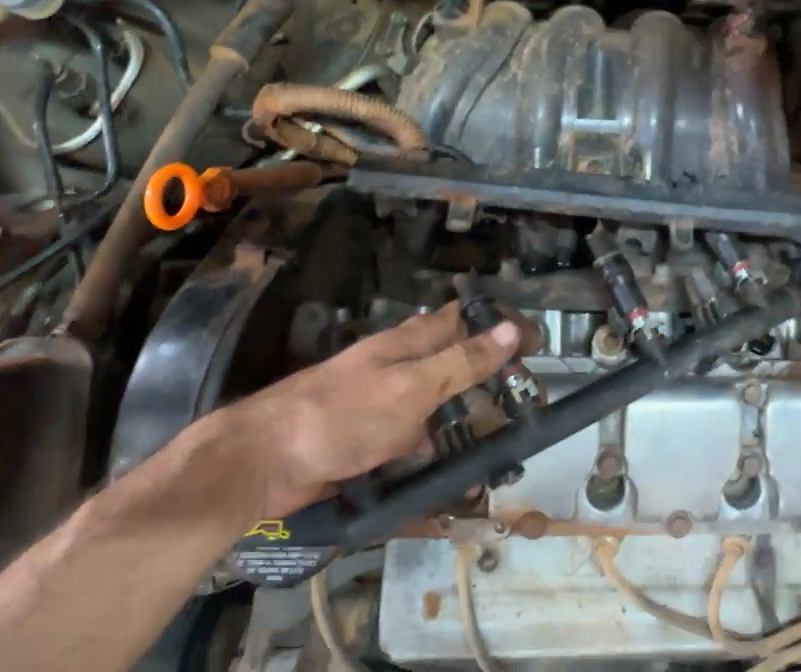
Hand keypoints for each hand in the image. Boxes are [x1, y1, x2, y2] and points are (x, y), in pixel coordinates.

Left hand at [225, 304, 519, 517]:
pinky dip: (437, 456)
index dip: (501, 325)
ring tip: (501, 447)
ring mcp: (383, 408)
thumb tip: (511, 327)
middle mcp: (398, 369)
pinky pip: (414, 446)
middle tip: (527, 405)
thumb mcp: (412, 387)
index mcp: (409, 343)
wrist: (263, 464)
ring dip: (467, 422)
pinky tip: (454, 480)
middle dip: (491, 380)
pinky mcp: (368, 444)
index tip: (537, 345)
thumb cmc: (342, 415)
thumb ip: (462, 361)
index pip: (464, 319)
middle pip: (455, 365)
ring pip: (437, 408)